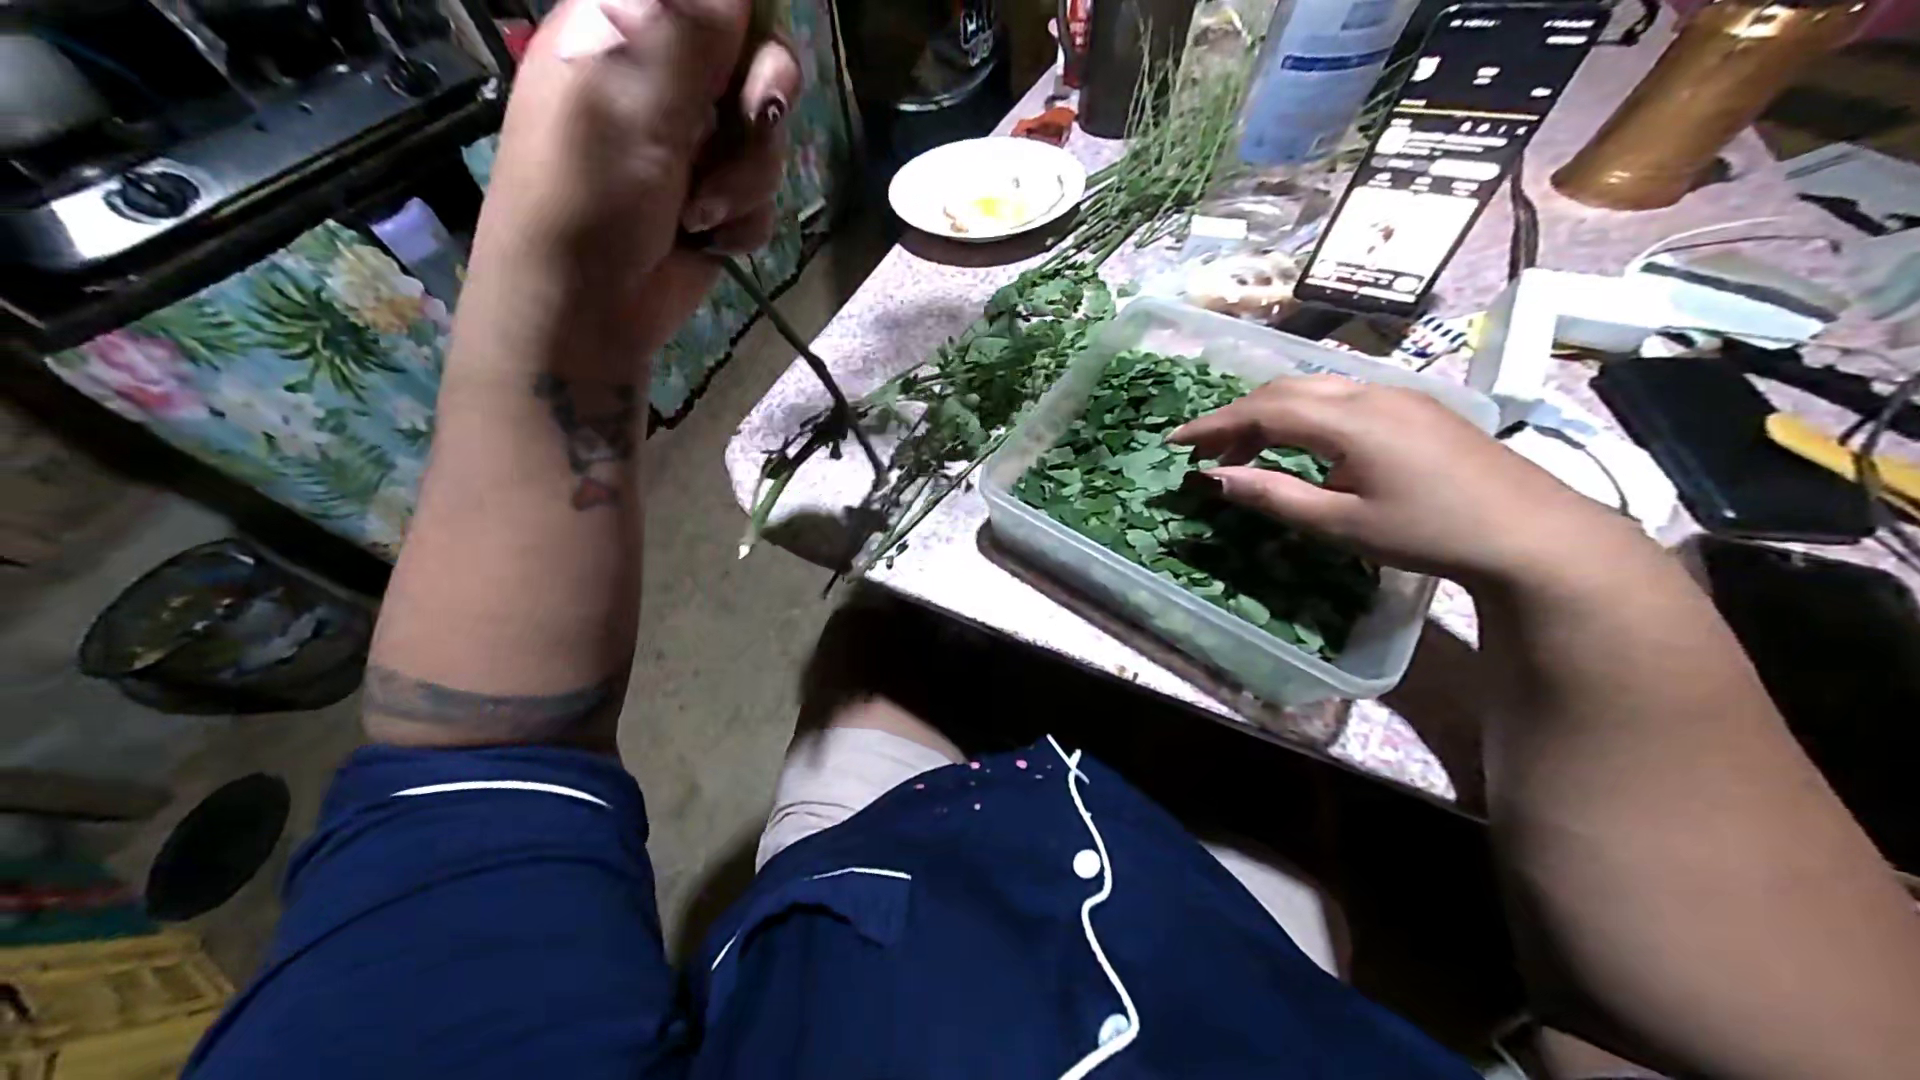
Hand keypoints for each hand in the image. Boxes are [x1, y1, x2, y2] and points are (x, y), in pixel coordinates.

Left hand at [460, 0, 800, 367]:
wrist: (588, 309)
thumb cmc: (588, 196)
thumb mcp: (633, 100)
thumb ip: (688, 28)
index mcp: (629, 28)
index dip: (746, 21)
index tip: (749, 58)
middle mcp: (668, 80)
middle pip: (759, 61)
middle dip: (760, 106)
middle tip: (749, 125)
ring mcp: (696, 146)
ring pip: (768, 140)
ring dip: (745, 181)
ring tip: (698, 214)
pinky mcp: (717, 200)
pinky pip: (762, 197)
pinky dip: (740, 222)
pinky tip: (704, 239)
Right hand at [1168, 376, 1644, 586]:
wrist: (1532, 533)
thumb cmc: (1429, 532)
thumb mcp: (1340, 524)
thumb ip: (1273, 495)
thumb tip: (1213, 478)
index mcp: (1349, 419)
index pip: (1262, 409)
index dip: (1213, 424)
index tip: (1174, 441)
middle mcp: (1369, 392)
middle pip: (1283, 389)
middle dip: (1236, 416)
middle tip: (1205, 451)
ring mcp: (1396, 395)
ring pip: (1312, 388)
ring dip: (1268, 413)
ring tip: (1244, 452)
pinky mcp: (1413, 407)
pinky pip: (1339, 396)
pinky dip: (1301, 414)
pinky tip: (1299, 445)